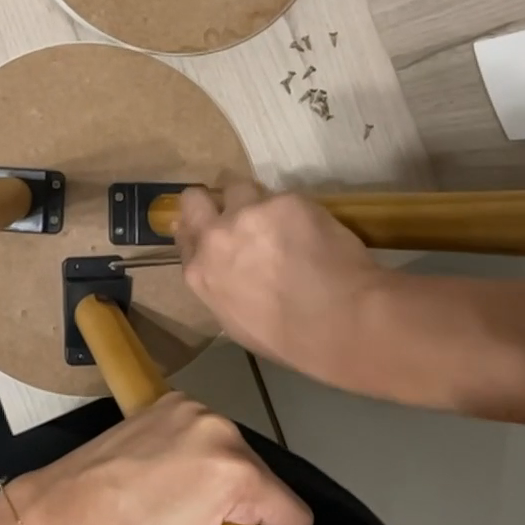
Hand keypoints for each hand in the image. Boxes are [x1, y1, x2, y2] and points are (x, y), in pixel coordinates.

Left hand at [13, 393, 310, 524]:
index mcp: (235, 471)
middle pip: (266, 482)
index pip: (295, 515)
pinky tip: (171, 479)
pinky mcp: (169, 400)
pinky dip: (199, 456)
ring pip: (237, 456)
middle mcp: (221, 428)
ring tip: (187, 509)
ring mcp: (193, 407)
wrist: (68, 507)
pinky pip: (207, 434)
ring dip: (225, 484)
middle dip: (249, 515)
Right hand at [174, 182, 391, 378]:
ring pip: (240, 187)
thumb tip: (215, 266)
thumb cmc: (287, 338)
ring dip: (254, 200)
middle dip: (211, 200)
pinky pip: (285, 198)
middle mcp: (215, 236)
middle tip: (235, 211)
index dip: (200, 228)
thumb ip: (217, 285)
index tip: (214, 229)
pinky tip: (314, 233)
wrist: (340, 321)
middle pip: (195, 197)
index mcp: (199, 271)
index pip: (184, 233)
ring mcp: (248, 213)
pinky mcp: (286, 201)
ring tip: (280, 220)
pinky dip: (296, 212)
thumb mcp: (234, 321)